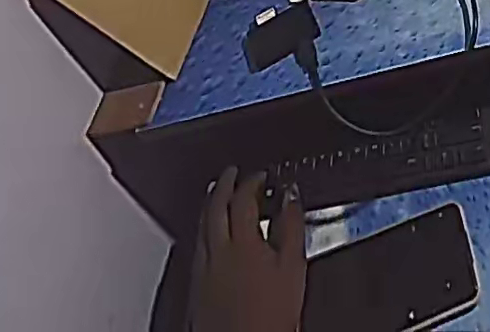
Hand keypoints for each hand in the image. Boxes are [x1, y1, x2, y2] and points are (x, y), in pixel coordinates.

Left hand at [189, 166, 306, 331]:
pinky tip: (210, 231)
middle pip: (215, 205)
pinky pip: (197, 244)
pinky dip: (204, 228)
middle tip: (233, 172)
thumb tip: (291, 195)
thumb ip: (292, 225)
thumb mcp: (293, 266)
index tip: (261, 175)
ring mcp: (203, 268)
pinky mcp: (196, 287)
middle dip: (225, 184)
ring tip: (219, 192)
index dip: (252, 181)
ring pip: (202, 224)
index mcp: (242, 241)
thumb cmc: (270, 317)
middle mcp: (217, 250)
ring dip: (211, 203)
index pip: (242, 198)